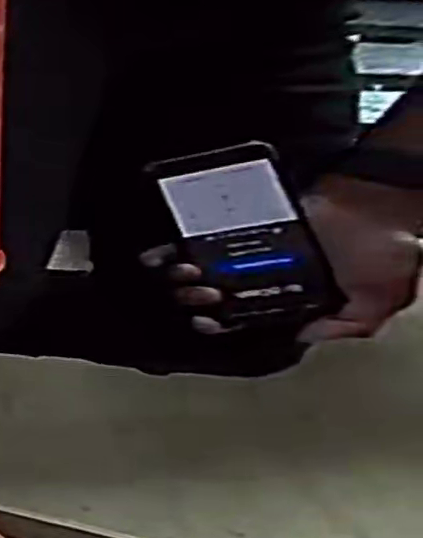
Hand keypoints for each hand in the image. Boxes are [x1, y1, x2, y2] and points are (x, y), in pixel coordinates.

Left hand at [141, 174, 422, 341]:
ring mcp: (233, 253)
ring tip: (189, 272)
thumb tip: (305, 337)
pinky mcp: (221, 229)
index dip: (217, 323)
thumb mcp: (379, 296)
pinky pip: (182, 243)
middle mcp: (253, 276)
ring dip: (175, 276)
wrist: (374, 200)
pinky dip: (162, 253)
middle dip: (193, 298)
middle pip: (205, 294)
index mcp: (284, 296)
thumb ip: (351, 322)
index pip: (239, 316)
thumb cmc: (382, 248)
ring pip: (189, 271)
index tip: (206, 322)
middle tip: (206, 293)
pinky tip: (155, 259)